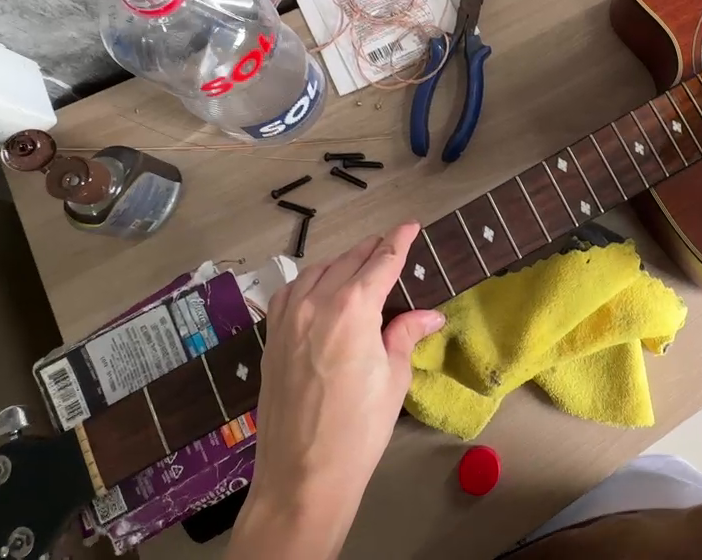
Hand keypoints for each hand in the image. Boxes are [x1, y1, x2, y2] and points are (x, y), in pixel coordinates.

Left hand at [231, 223, 443, 559]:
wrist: (302, 477)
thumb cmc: (359, 429)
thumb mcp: (393, 378)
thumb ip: (405, 336)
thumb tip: (429, 315)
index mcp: (353, 309)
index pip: (381, 262)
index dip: (399, 242)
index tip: (410, 225)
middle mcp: (316, 305)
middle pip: (349, 262)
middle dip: (372, 250)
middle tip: (390, 244)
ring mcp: (288, 321)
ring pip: (317, 272)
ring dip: (341, 262)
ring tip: (358, 263)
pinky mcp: (272, 341)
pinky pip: (289, 294)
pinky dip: (308, 281)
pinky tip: (318, 289)